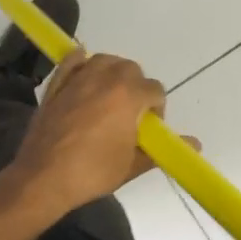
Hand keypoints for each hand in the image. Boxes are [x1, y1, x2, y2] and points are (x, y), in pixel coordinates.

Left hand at [2, 50, 197, 212]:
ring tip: (109, 96)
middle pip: (130, 70)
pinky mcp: (54, 87)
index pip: (155, 90)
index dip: (156, 109)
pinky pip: (70, 62)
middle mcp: (104, 78)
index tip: (147, 130)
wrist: (44, 178)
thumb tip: (196, 144)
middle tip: (129, 115)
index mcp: (128, 95)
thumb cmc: (92, 173)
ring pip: (103, 61)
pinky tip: (83, 69)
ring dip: (111, 73)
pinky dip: (80, 62)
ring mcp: (76, 80)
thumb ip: (161, 150)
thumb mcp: (132, 166)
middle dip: (135, 88)